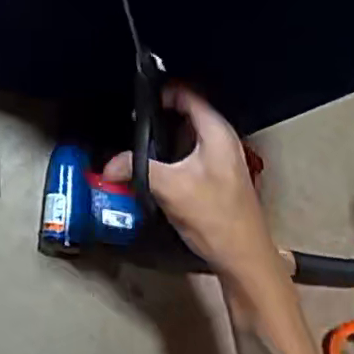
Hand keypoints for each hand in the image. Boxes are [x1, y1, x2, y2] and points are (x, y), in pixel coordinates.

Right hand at [103, 87, 283, 283]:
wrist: (243, 260)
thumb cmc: (218, 221)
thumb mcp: (169, 188)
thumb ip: (136, 169)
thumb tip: (110, 166)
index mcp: (218, 133)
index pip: (189, 95)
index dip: (163, 92)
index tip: (141, 98)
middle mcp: (223, 142)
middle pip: (185, 116)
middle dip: (158, 119)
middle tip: (136, 124)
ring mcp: (222, 161)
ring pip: (186, 138)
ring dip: (163, 140)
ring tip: (141, 146)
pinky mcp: (217, 179)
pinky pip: (189, 156)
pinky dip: (171, 157)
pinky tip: (156, 171)